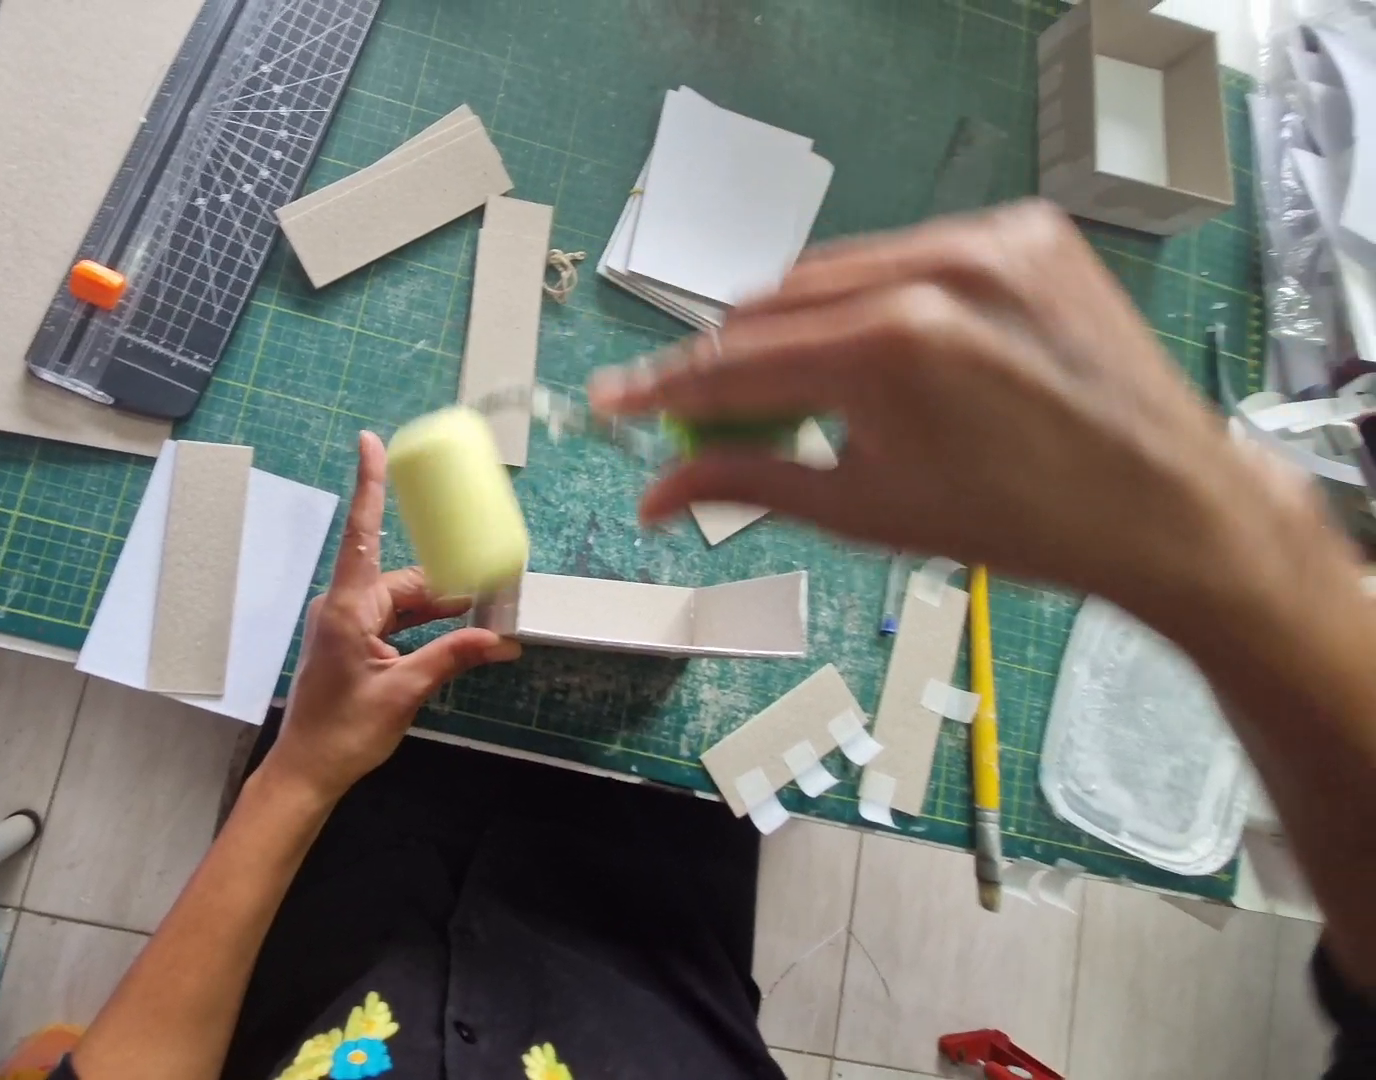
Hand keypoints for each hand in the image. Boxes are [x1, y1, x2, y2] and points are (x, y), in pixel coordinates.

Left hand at [262, 431, 522, 803]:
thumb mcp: (405, 692)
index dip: (368, 485)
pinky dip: (421, 624)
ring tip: (480, 613)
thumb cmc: (346, 732)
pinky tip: (453, 631)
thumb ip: (452, 657)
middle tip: (490, 591)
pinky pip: (391, 618)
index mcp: (347, 609)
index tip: (369, 442)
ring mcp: (345, 623)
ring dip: (436, 608)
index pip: (362, 534)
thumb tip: (502, 640)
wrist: (308, 769)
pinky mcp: (350, 639)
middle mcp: (343, 606)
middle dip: (443, 585)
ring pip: (399, 600)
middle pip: (400, 578)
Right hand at [587, 199, 1338, 626]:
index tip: (609, 400)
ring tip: (781, 390)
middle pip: (763, 311)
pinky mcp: (1015, 231)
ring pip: (816, 278)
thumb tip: (651, 499)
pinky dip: (842, 305)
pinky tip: (853, 351)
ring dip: (775, 333)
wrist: (1162, 503)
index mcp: (888, 350)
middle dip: (717, 365)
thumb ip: (740, 482)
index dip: (660, 388)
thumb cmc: (1003, 524)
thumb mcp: (853, 509)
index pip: (733, 364)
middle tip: (696, 415)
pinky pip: (880, 259)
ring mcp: (980, 240)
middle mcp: (931, 272)